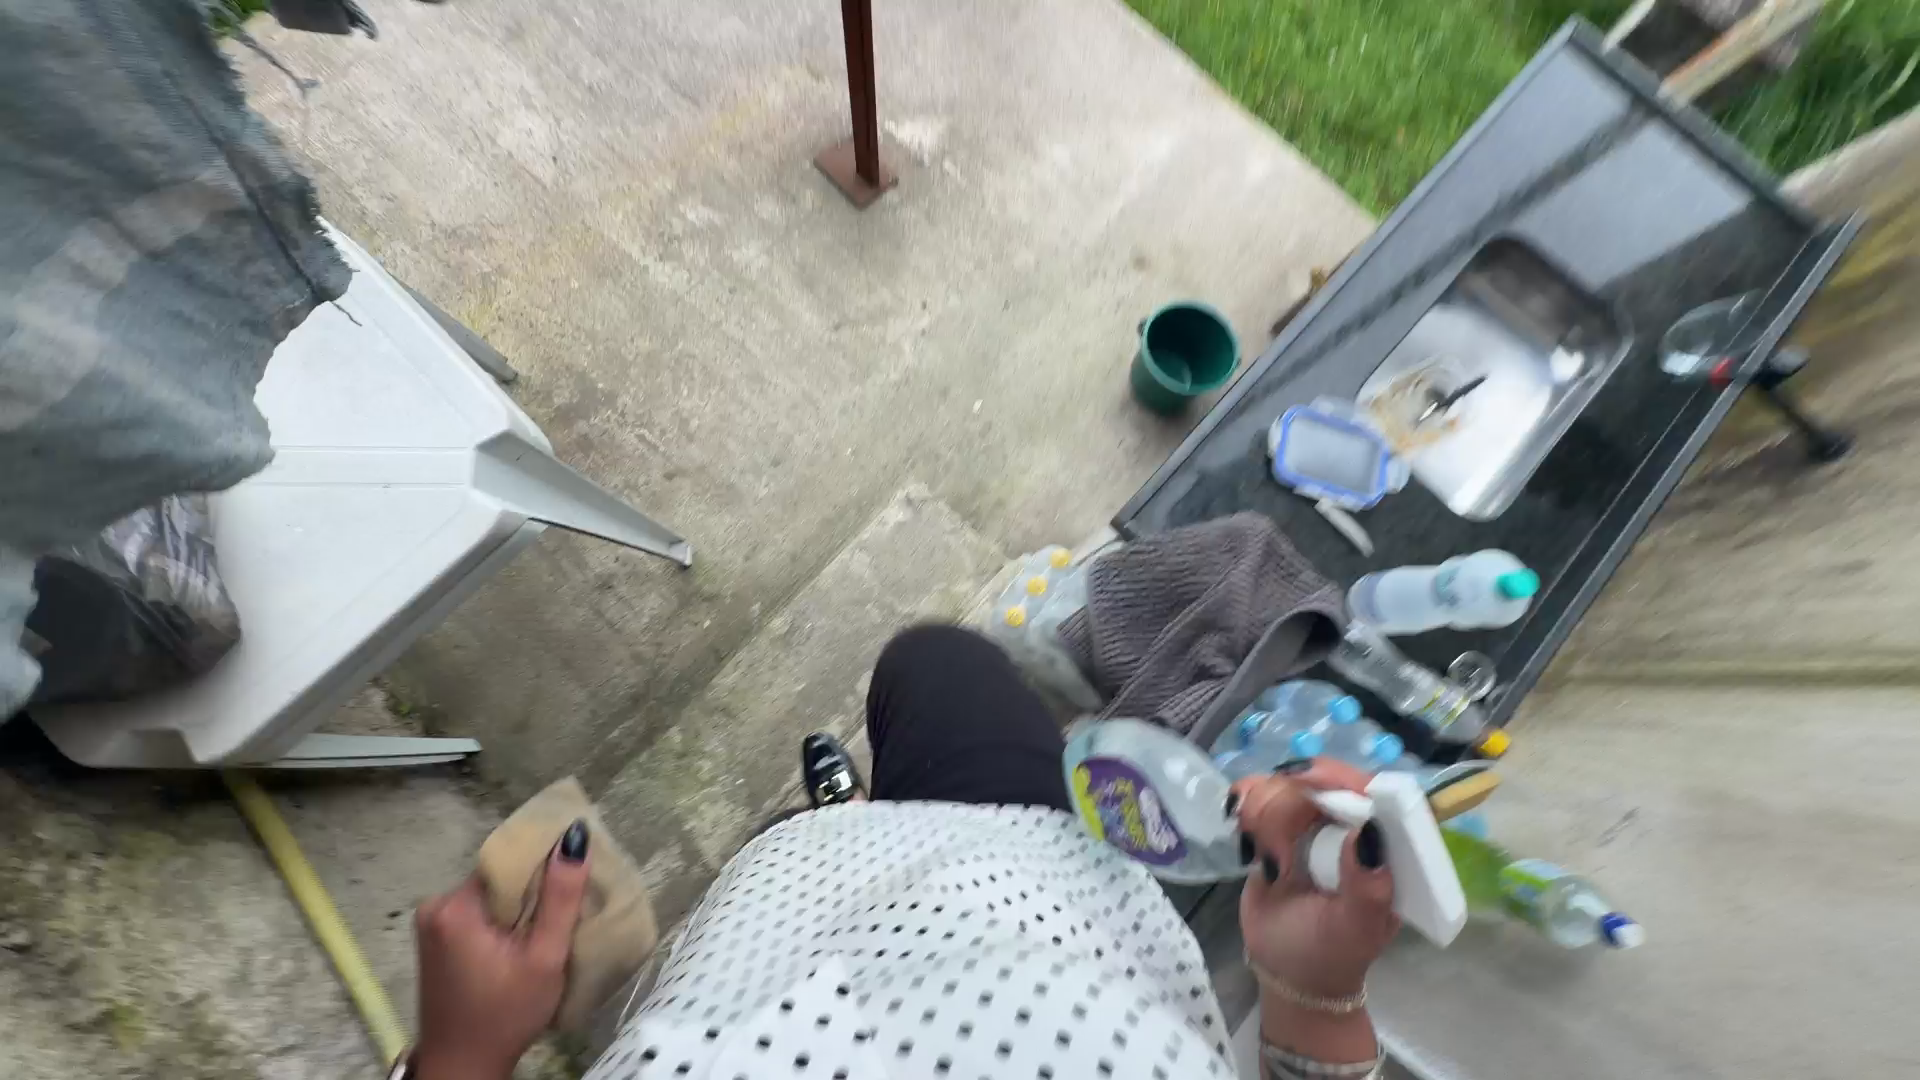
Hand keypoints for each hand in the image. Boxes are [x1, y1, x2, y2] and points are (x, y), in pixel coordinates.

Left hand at [411, 820, 590, 1079]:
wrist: (463, 1070)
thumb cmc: (506, 1015)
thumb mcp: (545, 956)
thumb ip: (561, 896)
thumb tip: (575, 836)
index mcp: (455, 907)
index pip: (511, 859)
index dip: (548, 862)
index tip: (576, 874)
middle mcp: (437, 906)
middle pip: (504, 874)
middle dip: (539, 884)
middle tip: (572, 901)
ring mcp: (435, 922)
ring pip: (498, 890)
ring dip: (528, 900)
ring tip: (555, 918)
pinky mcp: (441, 937)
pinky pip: (486, 907)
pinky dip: (511, 915)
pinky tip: (531, 933)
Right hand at [1231, 761, 1396, 998]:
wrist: (1284, 966)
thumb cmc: (1329, 952)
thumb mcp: (1355, 930)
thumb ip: (1368, 888)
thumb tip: (1369, 831)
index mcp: (1383, 845)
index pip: (1371, 789)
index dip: (1337, 776)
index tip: (1302, 780)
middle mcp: (1348, 823)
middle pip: (1314, 780)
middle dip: (1284, 810)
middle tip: (1278, 858)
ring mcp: (1310, 818)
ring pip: (1279, 783)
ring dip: (1262, 816)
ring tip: (1267, 859)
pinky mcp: (1274, 819)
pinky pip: (1255, 787)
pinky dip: (1244, 801)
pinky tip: (1242, 827)